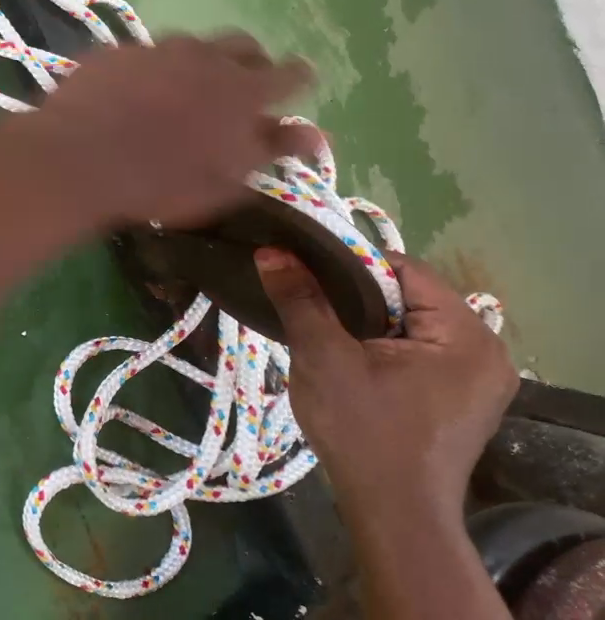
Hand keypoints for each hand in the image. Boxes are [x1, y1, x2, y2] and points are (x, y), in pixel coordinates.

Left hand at [32, 34, 320, 225]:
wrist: (74, 159)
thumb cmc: (158, 181)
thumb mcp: (226, 180)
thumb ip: (270, 150)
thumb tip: (312, 133)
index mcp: (244, 89)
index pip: (291, 74)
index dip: (295, 81)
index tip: (293, 88)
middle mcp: (203, 57)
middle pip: (241, 46)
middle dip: (248, 61)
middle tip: (239, 84)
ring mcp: (152, 50)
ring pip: (188, 44)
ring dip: (195, 60)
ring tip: (184, 84)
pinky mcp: (110, 53)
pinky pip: (140, 53)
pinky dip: (147, 67)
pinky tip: (134, 86)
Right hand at [256, 248, 517, 515]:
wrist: (392, 506)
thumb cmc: (362, 427)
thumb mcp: (322, 356)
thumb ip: (300, 299)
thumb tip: (271, 249)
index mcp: (466, 336)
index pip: (405, 270)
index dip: (348, 263)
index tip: (300, 267)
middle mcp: (484, 351)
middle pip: (408, 296)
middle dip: (352, 293)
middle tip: (301, 296)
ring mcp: (475, 377)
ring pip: (407, 322)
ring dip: (360, 319)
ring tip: (315, 321)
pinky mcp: (458, 396)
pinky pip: (414, 348)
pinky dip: (376, 342)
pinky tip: (342, 352)